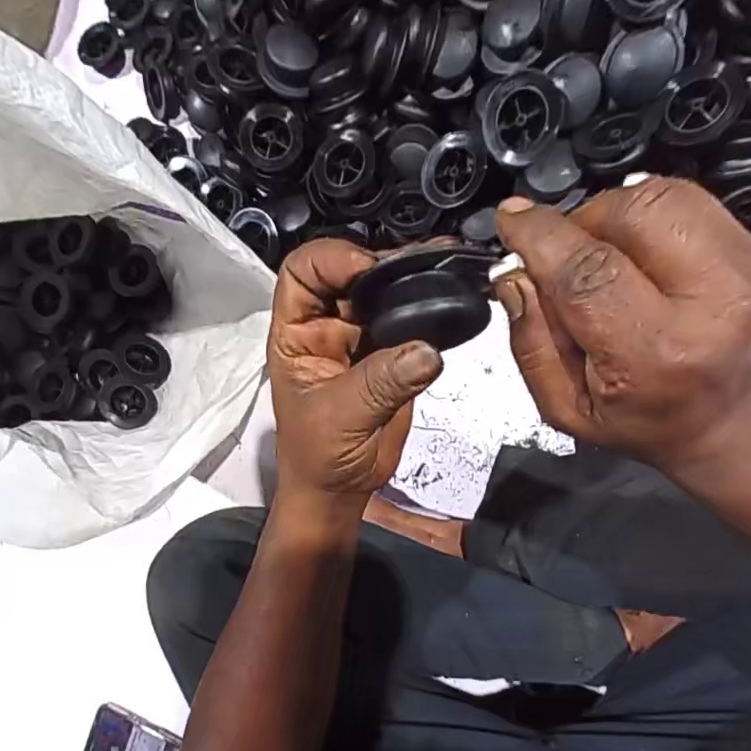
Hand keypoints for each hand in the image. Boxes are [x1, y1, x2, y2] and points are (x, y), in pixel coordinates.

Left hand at [267, 239, 443, 499]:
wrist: (340, 490)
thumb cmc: (317, 458)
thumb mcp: (339, 418)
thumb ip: (380, 384)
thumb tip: (425, 352)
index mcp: (297, 335)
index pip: (303, 273)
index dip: (331, 260)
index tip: (365, 268)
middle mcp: (330, 329)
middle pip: (353, 275)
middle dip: (383, 266)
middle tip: (419, 265)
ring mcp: (364, 342)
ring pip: (387, 297)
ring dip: (413, 283)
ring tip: (443, 268)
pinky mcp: (395, 359)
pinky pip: (414, 327)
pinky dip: (433, 314)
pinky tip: (452, 300)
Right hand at [491, 178, 750, 473]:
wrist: (716, 421)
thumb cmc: (642, 419)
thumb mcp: (565, 407)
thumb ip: (531, 344)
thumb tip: (515, 278)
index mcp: (656, 355)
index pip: (587, 271)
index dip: (541, 238)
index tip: (513, 223)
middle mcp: (712, 306)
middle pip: (629, 213)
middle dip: (580, 222)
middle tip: (563, 255)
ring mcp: (744, 272)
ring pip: (659, 196)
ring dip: (613, 216)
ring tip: (601, 259)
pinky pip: (685, 203)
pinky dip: (645, 220)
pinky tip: (636, 258)